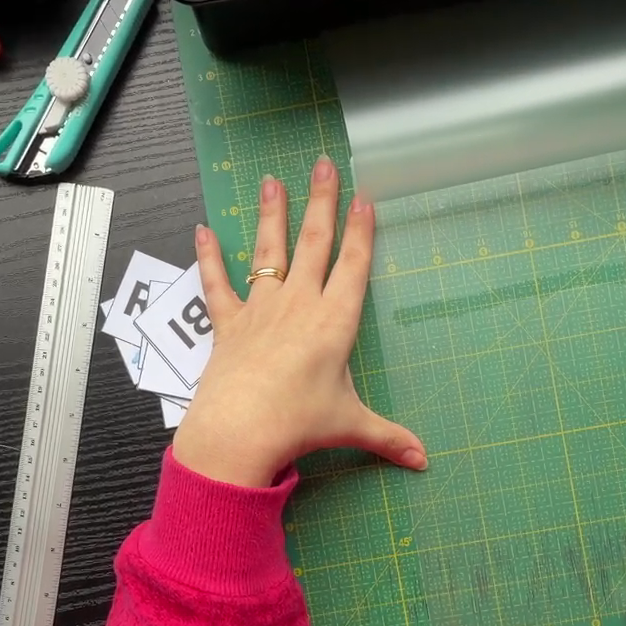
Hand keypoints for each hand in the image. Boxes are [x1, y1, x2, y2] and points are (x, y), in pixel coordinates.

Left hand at [171, 156, 427, 487]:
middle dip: (322, 202)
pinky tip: (202, 230)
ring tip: (271, 180)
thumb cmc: (299, 422)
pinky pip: (217, 284)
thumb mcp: (349, 426)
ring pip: (269, 251)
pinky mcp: (228, 322)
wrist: (240, 430)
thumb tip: (424, 461)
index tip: (364, 195)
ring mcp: (261, 308)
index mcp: (334, 320)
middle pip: (314, 243)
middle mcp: (299, 303)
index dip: (361, 229)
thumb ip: (388, 438)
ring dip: (272, 214)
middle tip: (323, 164)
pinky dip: (209, 258)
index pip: (353, 265)